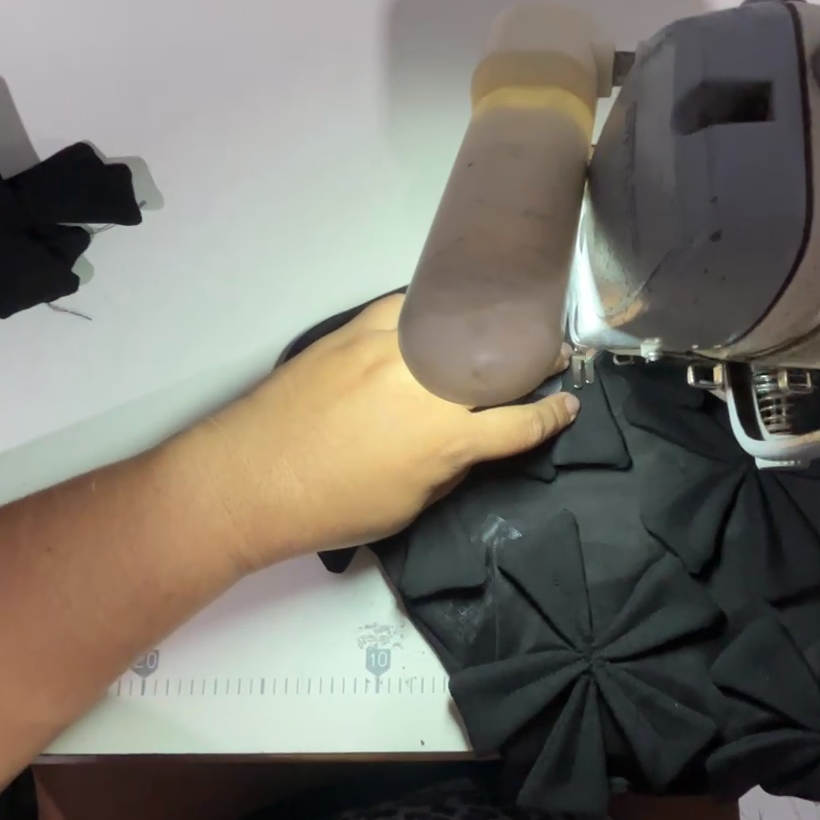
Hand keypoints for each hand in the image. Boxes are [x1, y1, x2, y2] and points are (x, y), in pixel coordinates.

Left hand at [190, 294, 578, 568]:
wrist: (250, 478)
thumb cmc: (331, 510)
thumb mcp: (409, 506)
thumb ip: (451, 468)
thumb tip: (470, 443)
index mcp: (448, 440)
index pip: (519, 424)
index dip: (551, 416)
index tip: (569, 405)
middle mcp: (429, 386)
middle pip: (499, 365)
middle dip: (536, 360)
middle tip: (553, 354)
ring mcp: (392, 350)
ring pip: (458, 325)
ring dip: (489, 327)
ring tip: (504, 324)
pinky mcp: (356, 331)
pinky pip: (407, 309)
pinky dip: (430, 314)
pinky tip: (436, 318)